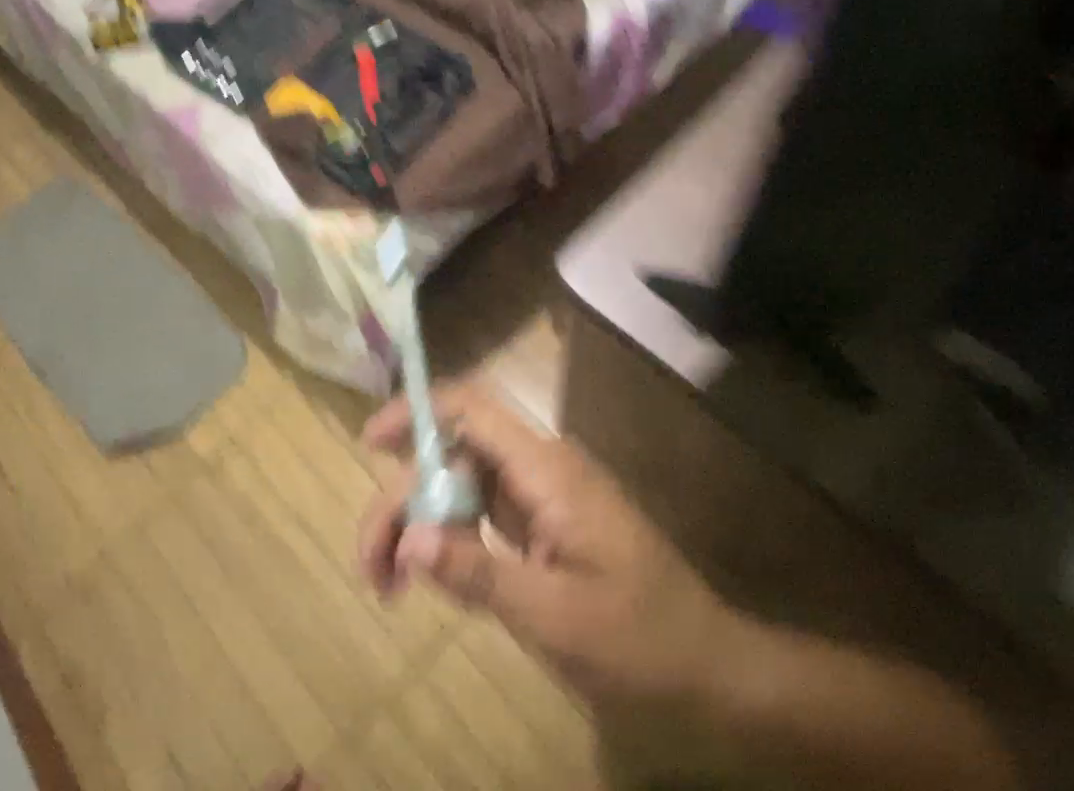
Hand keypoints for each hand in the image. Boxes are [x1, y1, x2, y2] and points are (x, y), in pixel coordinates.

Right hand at [357, 381, 733, 702]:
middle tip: (373, 570)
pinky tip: (438, 585)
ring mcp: (541, 500)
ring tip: (391, 586)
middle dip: (402, 503)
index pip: (472, 410)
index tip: (368, 445)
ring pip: (461, 489)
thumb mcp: (553, 614)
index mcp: (548, 472)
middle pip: (452, 458)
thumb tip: (409, 538)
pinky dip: (451, 546)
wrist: (704, 663)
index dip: (417, 411)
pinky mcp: (542, 529)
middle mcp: (540, 473)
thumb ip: (478, 573)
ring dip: (419, 527)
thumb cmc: (637, 637)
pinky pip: (481, 520)